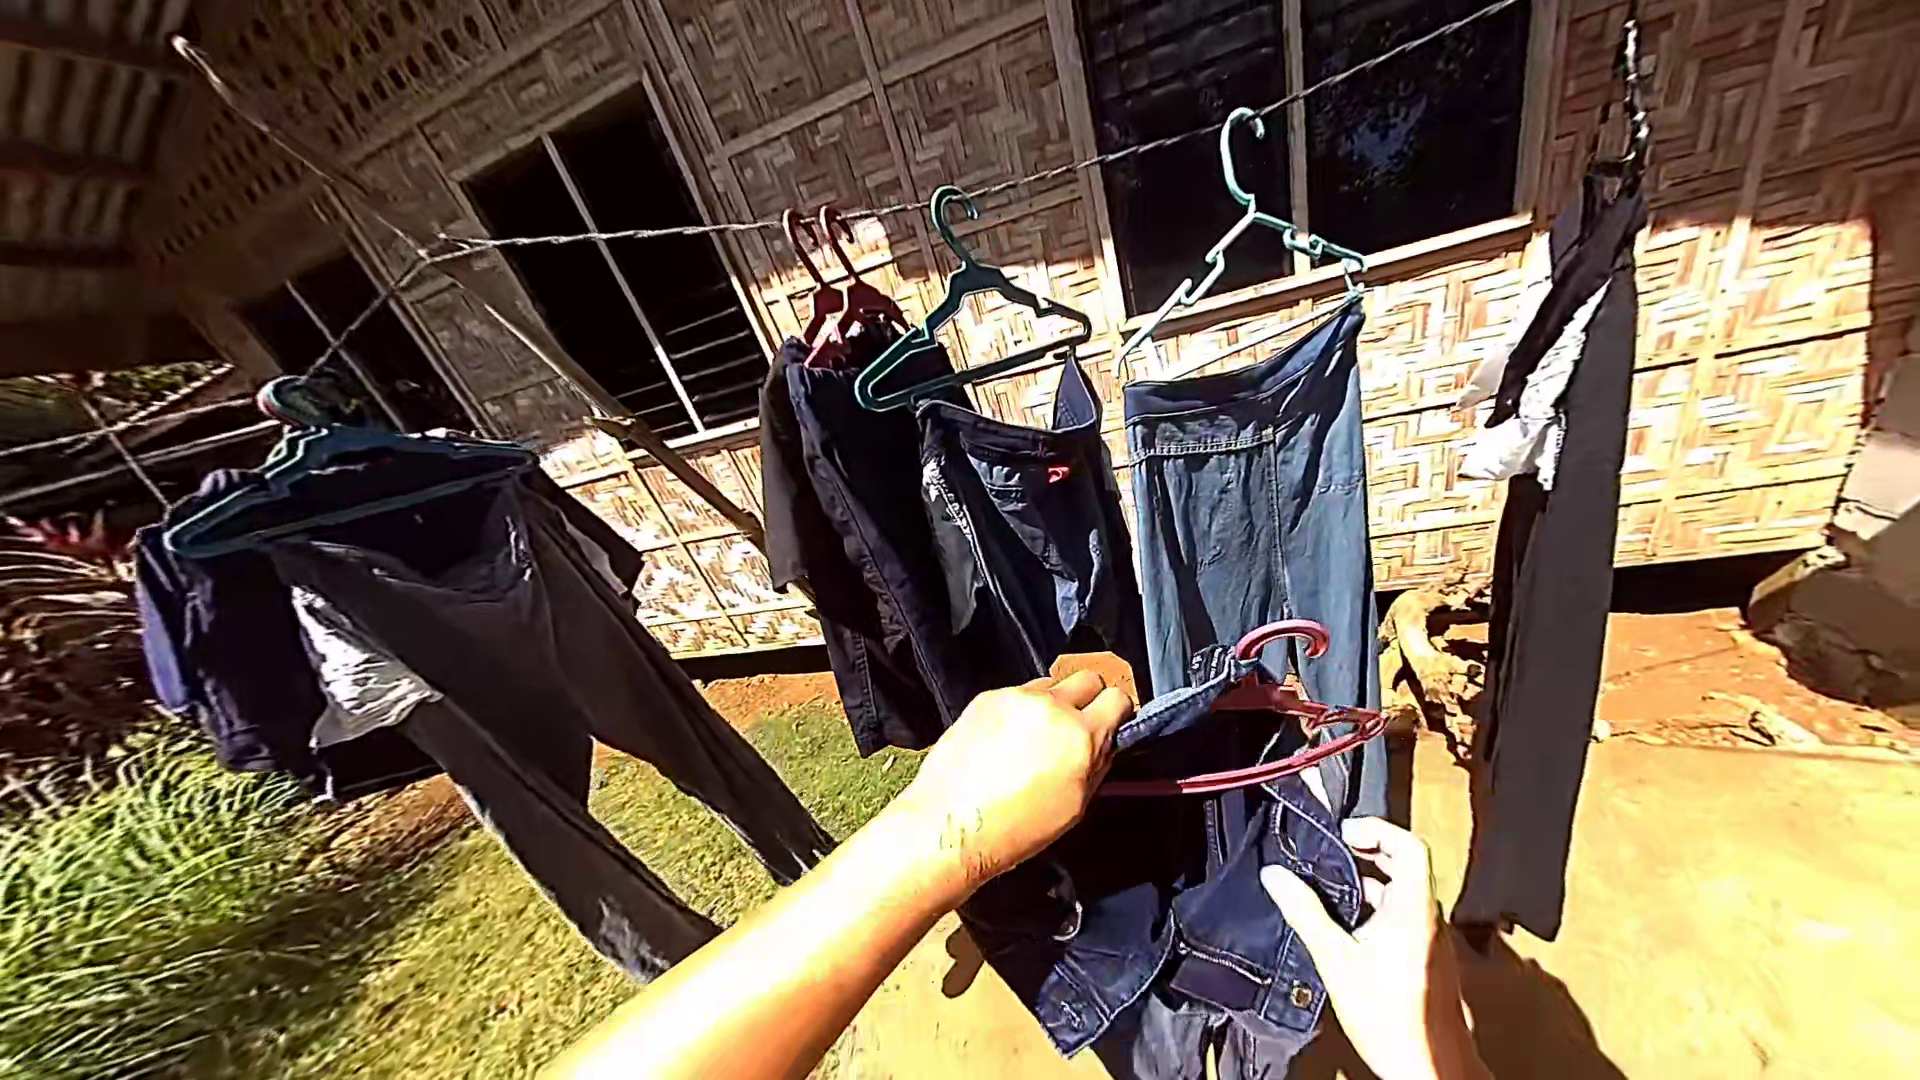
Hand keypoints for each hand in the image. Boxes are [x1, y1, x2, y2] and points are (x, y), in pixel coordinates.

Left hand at [889, 671, 1131, 900]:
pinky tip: (1008, 739)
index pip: (1117, 698)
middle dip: (1089, 698)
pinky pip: (1016, 693)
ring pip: (1050, 684)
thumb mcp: (1075, 806)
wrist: (951, 822)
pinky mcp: (987, 697)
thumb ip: (1097, 763)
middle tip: (1079, 724)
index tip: (1112, 720)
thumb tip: (1106, 741)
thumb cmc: (1012, 827)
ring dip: (1052, 703)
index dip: (1118, 711)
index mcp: (1080, 735)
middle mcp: (1050, 707)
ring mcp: (1015, 697)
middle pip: (1087, 678)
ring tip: (1037, 737)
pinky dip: (1020, 710)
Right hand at [1260, 818, 1487, 1079]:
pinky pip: (1400, 914)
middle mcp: (1428, 918)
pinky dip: (1372, 904)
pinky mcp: (1426, 959)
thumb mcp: (1336, 959)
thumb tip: (1274, 874)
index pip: (1409, 845)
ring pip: (1400, 890)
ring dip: (1365, 879)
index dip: (1376, 829)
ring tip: (1326, 884)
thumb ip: (1305, 911)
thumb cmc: (1391, 1018)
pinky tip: (1342, 922)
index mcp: (1414, 910)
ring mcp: (1431, 940)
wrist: (1435, 1078)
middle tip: (1327, 853)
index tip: (1342, 835)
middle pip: (1403, 863)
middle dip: (1363, 851)